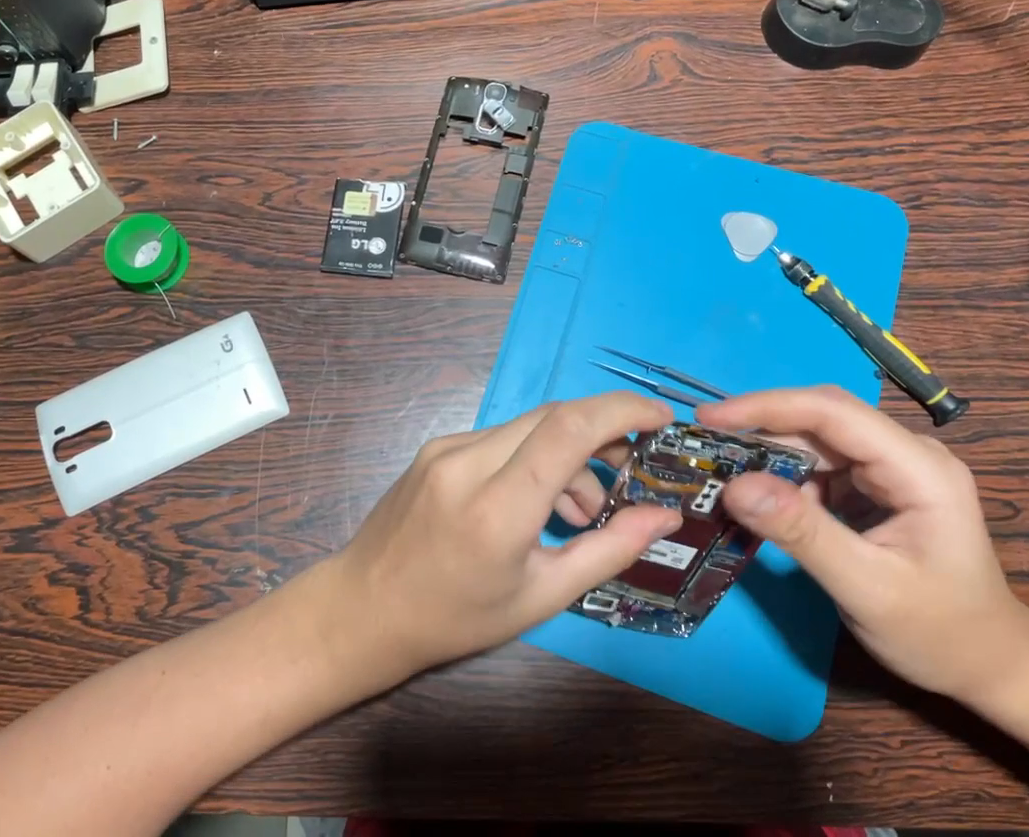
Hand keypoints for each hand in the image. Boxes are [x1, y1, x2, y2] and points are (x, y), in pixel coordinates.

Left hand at [318, 392, 683, 681]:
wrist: (364, 607)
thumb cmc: (456, 617)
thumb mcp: (541, 596)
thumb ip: (608, 550)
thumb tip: (664, 516)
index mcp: (497, 506)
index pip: (568, 427)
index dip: (622, 411)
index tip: (661, 421)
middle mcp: (468, 463)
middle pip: (553, 418)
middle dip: (602, 434)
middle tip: (628, 473)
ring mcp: (445, 449)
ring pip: (527, 427)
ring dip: (567, 455)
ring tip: (578, 513)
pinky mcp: (434, 448)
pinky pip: (499, 438)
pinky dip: (532, 459)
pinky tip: (535, 502)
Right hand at [696, 386, 1028, 701]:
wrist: (991, 666)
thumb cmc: (939, 631)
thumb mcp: (866, 587)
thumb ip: (802, 533)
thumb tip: (736, 486)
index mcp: (919, 468)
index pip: (833, 411)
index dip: (767, 407)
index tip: (708, 417)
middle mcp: (908, 455)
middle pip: (822, 419)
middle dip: (760, 428)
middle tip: (702, 445)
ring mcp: (893, 469)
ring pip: (816, 440)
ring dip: (768, 454)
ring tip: (721, 472)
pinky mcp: (878, 487)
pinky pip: (821, 465)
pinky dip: (784, 477)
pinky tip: (758, 497)